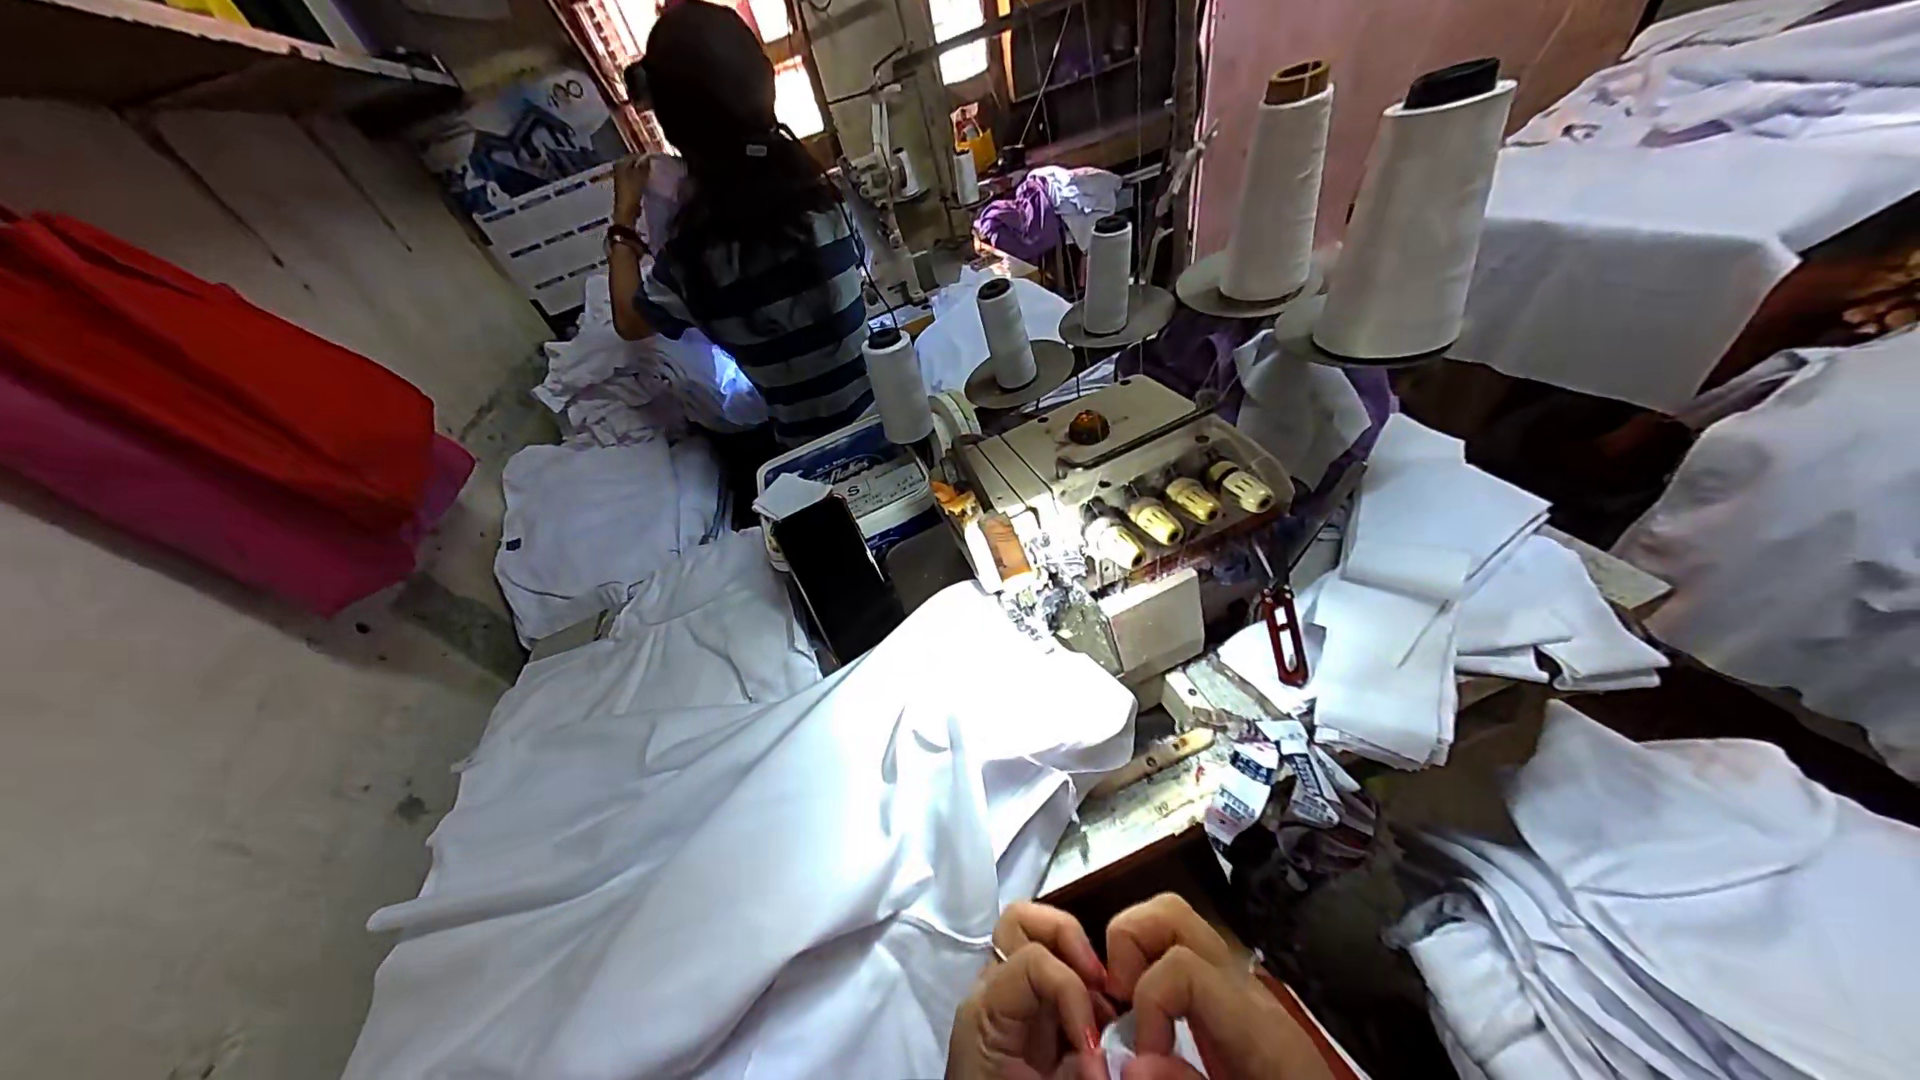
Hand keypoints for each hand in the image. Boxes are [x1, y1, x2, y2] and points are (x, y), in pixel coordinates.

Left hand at [612, 154, 648, 226]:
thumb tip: (648, 158)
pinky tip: (647, 184)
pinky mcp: (625, 189)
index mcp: (620, 164)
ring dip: (642, 174)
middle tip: (654, 168)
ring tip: (652, 175)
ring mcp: (621, 180)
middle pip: (632, 164)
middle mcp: (618, 169)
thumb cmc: (631, 193)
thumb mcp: (639, 177)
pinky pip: (634, 181)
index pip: (633, 156)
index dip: (644, 157)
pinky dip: (641, 181)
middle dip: (643, 165)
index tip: (655, 161)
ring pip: (633, 172)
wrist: (627, 213)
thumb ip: (644, 166)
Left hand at [948, 903, 1111, 1079]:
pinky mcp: (1026, 1015)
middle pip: (1021, 921)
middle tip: (1102, 986)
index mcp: (984, 1011)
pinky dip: (1082, 985)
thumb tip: (1103, 1056)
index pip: (1031, 961)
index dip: (1072, 992)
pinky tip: (1100, 1022)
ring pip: (1037, 937)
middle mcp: (991, 990)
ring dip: (1076, 958)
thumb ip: (1074, 1072)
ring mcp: (1008, 998)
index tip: (1095, 1045)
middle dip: (1069, 939)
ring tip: (1104, 1002)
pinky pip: (1053, 972)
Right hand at [1106, 894, 1332, 1079]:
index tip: (1141, 1058)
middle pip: (1172, 913)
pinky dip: (1147, 971)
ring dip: (1133, 956)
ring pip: (1169, 923)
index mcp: (1260, 1030)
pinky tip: (1149, 1028)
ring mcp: (1239, 991)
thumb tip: (1132, 1066)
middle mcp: (1247, 992)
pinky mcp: (1229, 1003)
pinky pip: (1177, 954)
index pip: (1183, 965)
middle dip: (1127, 946)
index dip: (1147, 1000)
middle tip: (1120, 1009)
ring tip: (1130, 1018)